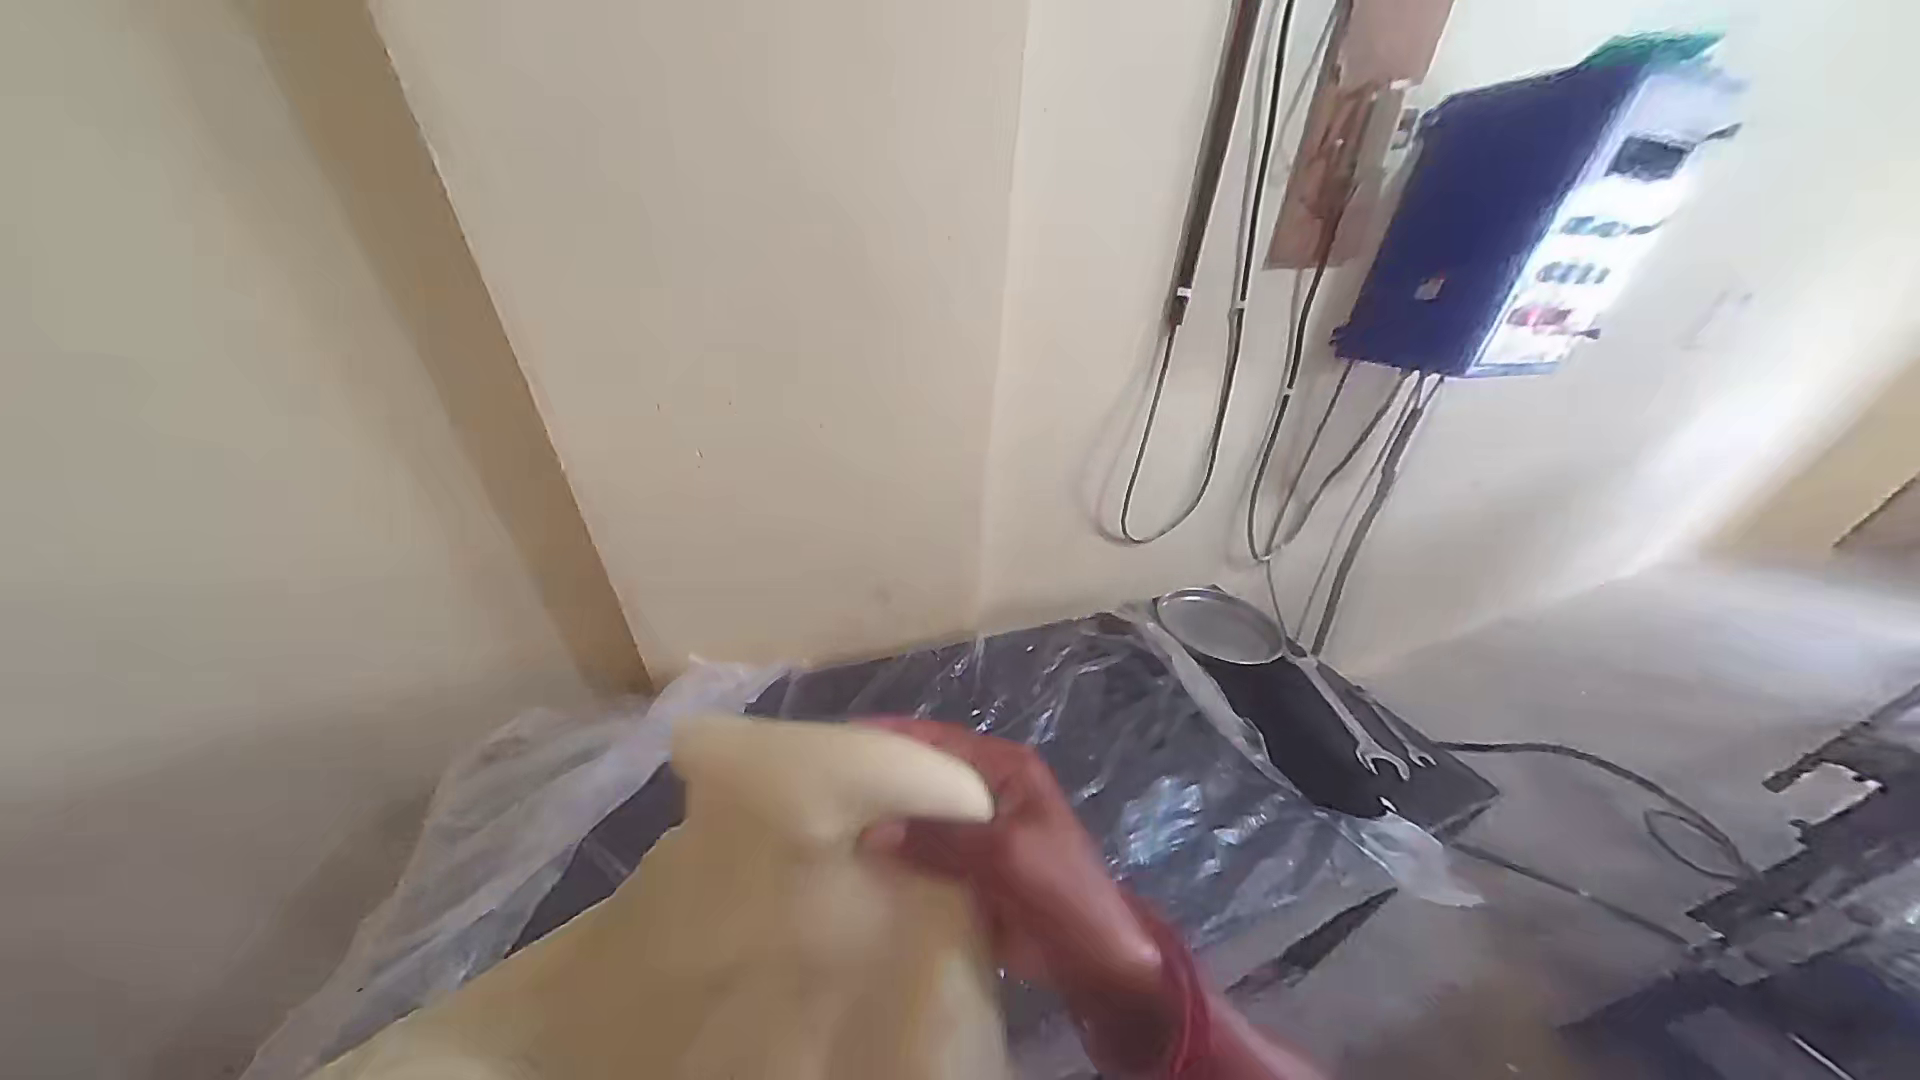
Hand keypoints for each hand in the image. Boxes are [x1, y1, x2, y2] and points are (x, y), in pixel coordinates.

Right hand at [860, 719, 1173, 1065]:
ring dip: (889, 819)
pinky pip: (927, 855)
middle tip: (831, 783)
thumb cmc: (1061, 890)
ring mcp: (979, 831)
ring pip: (925, 815)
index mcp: (1006, 768)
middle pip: (930, 774)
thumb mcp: (1005, 854)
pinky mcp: (970, 869)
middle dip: (887, 777)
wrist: (1095, 961)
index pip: (943, 739)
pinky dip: (899, 857)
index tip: (848, 737)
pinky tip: (860, 865)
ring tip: (834, 821)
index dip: (898, 735)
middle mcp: (989, 790)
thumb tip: (872, 831)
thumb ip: (941, 839)